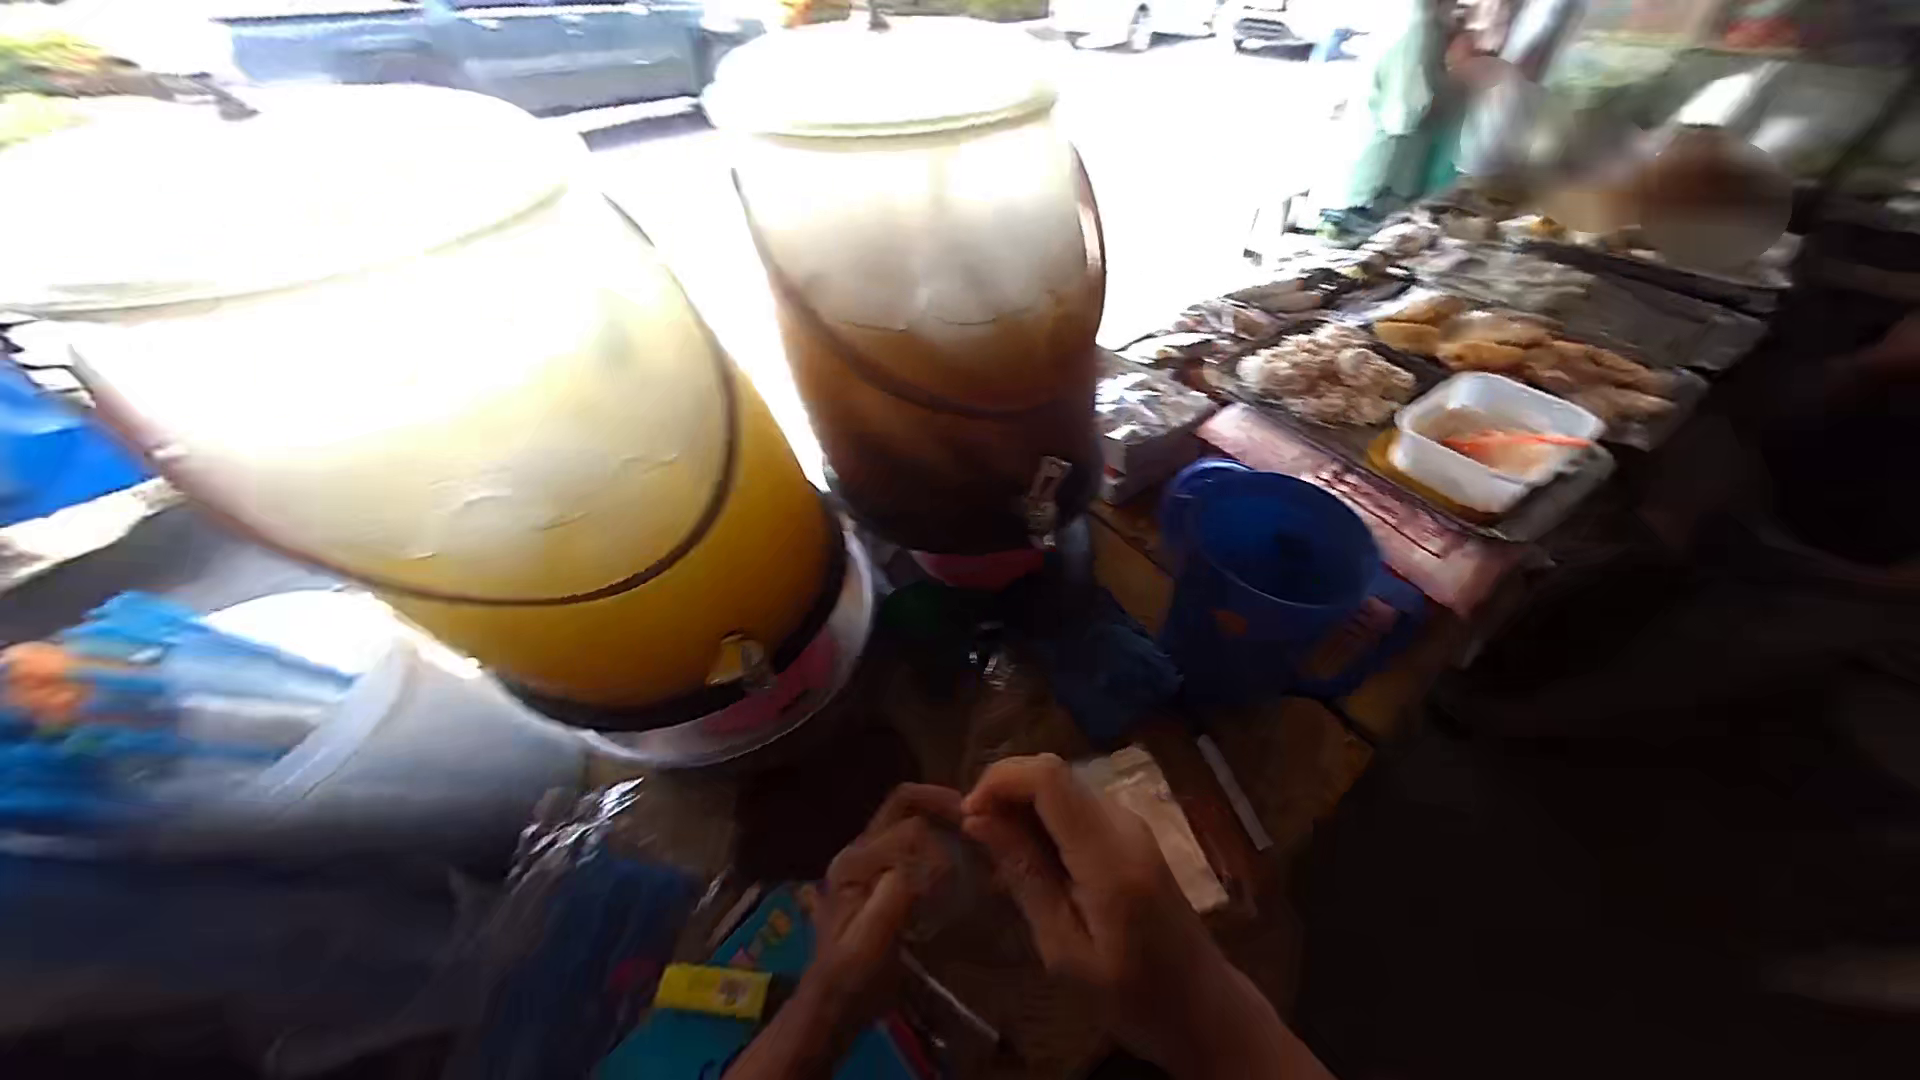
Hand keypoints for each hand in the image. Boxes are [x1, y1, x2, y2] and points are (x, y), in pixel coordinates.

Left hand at [726, 784, 963, 1079]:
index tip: (972, 848)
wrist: (832, 1006)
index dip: (941, 836)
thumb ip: (897, 895)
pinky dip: (934, 836)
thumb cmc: (852, 979)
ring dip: (938, 817)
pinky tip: (955, 854)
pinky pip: (907, 838)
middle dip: (939, 803)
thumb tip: (930, 858)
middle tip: (974, 817)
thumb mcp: (872, 941)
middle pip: (902, 804)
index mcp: (854, 860)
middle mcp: (858, 849)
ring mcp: (866, 859)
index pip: (907, 827)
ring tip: (969, 832)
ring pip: (906, 816)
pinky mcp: (877, 873)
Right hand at [962, 754, 1332, 1079]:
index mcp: (1108, 855)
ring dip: (1020, 803)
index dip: (999, 780)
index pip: (1049, 777)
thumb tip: (977, 818)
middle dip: (1004, 789)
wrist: (1204, 1007)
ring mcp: (1129, 820)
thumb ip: (1024, 875)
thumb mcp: (1064, 951)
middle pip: (1051, 770)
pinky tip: (1031, 857)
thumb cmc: (1133, 997)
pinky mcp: (1128, 828)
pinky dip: (1041, 815)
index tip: (969, 818)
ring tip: (1000, 853)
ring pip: (1060, 782)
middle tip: (979, 838)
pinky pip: (1073, 802)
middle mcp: (1122, 821)